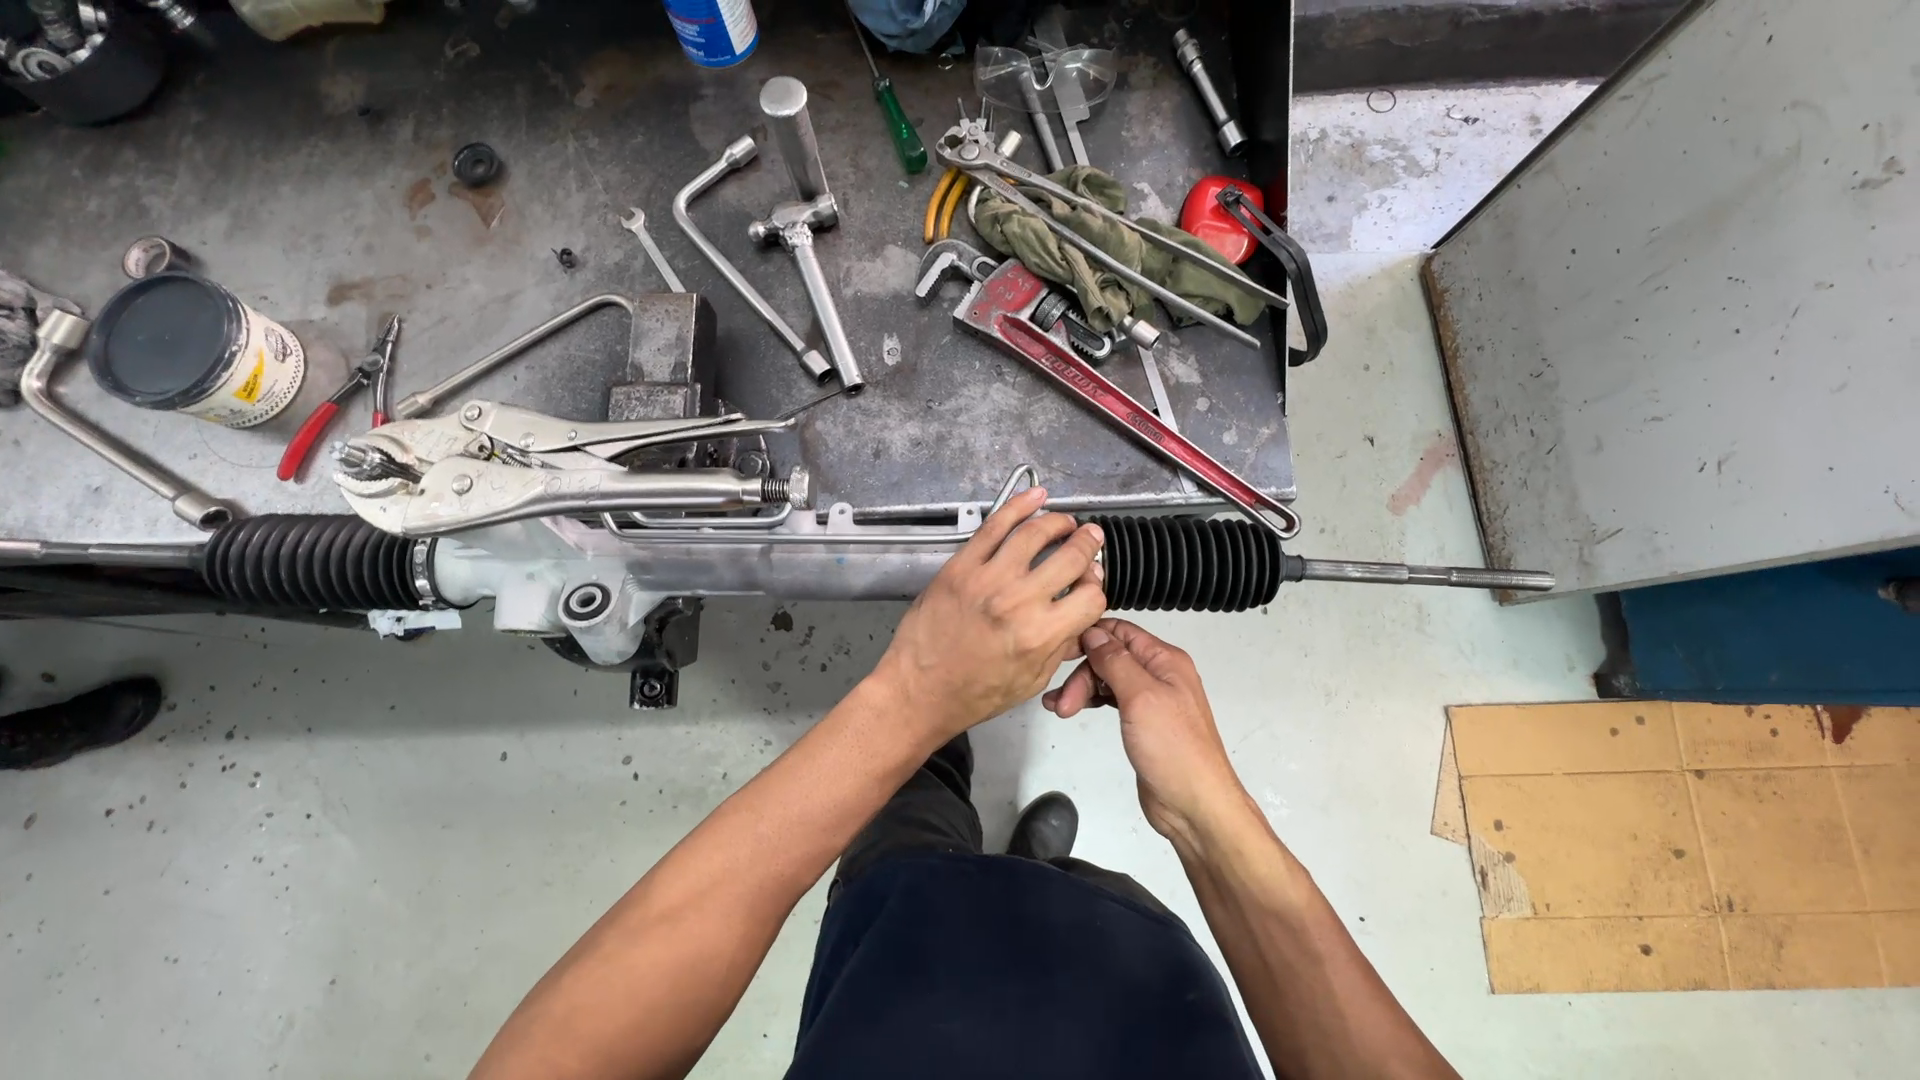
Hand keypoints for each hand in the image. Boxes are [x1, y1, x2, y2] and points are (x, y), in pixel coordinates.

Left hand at [872, 486, 1106, 741]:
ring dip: (1058, 522)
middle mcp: (1018, 601)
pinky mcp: (961, 566)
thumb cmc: (973, 693)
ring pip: (1035, 533)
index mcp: (1040, 635)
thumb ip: (1061, 646)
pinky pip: (995, 526)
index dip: (1097, 587)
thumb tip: (1081, 618)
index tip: (1091, 583)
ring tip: (1065, 521)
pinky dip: (1018, 506)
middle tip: (1091, 537)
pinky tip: (1034, 497)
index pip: (1091, 596)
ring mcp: (987, 579)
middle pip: (1071, 557)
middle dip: (1088, 544)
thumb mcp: (1031, 681)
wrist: (919, 690)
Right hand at [1044, 619, 1247, 847]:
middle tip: (1060, 703)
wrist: (1195, 805)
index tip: (1060, 651)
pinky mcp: (1142, 723)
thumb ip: (1115, 661)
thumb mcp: (1141, 697)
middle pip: (1111, 657)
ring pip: (1108, 679)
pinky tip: (1070, 710)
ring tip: (1057, 709)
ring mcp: (1151, 699)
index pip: (1120, 631)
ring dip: (1081, 689)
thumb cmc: (1171, 747)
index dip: (1089, 635)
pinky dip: (1091, 702)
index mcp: (1165, 660)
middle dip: (1082, 673)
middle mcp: (1159, 674)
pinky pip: (1112, 701)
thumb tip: (1093, 631)